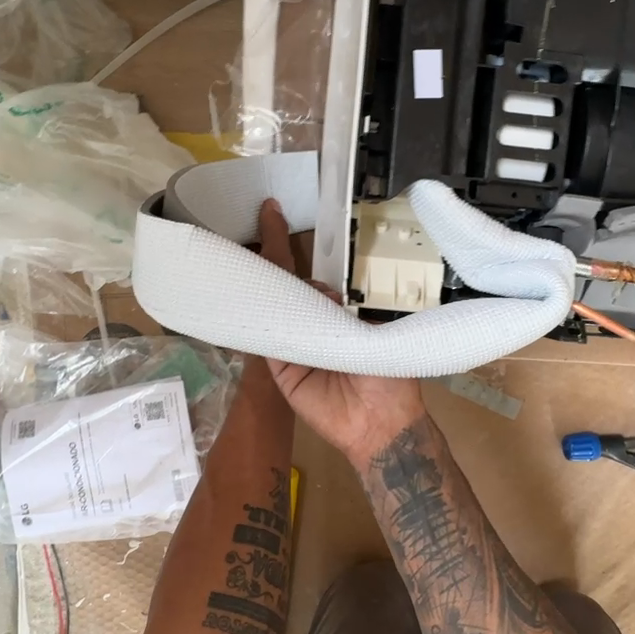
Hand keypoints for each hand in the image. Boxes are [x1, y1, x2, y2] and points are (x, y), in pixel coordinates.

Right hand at [253, 199, 426, 462]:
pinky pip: (264, 339)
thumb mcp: (377, 328)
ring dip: (263, 282)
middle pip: (286, 286)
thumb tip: (324, 287)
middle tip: (262, 220)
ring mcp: (294, 344)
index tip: (274, 212)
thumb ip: (350, 304)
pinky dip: (255, 319)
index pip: (310, 274)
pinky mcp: (281, 366)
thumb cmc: (389, 374)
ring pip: (273, 307)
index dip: (292, 245)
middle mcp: (312, 324)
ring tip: (249, 249)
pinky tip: (245, 295)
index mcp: (336, 313)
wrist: (381, 421)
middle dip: (273, 255)